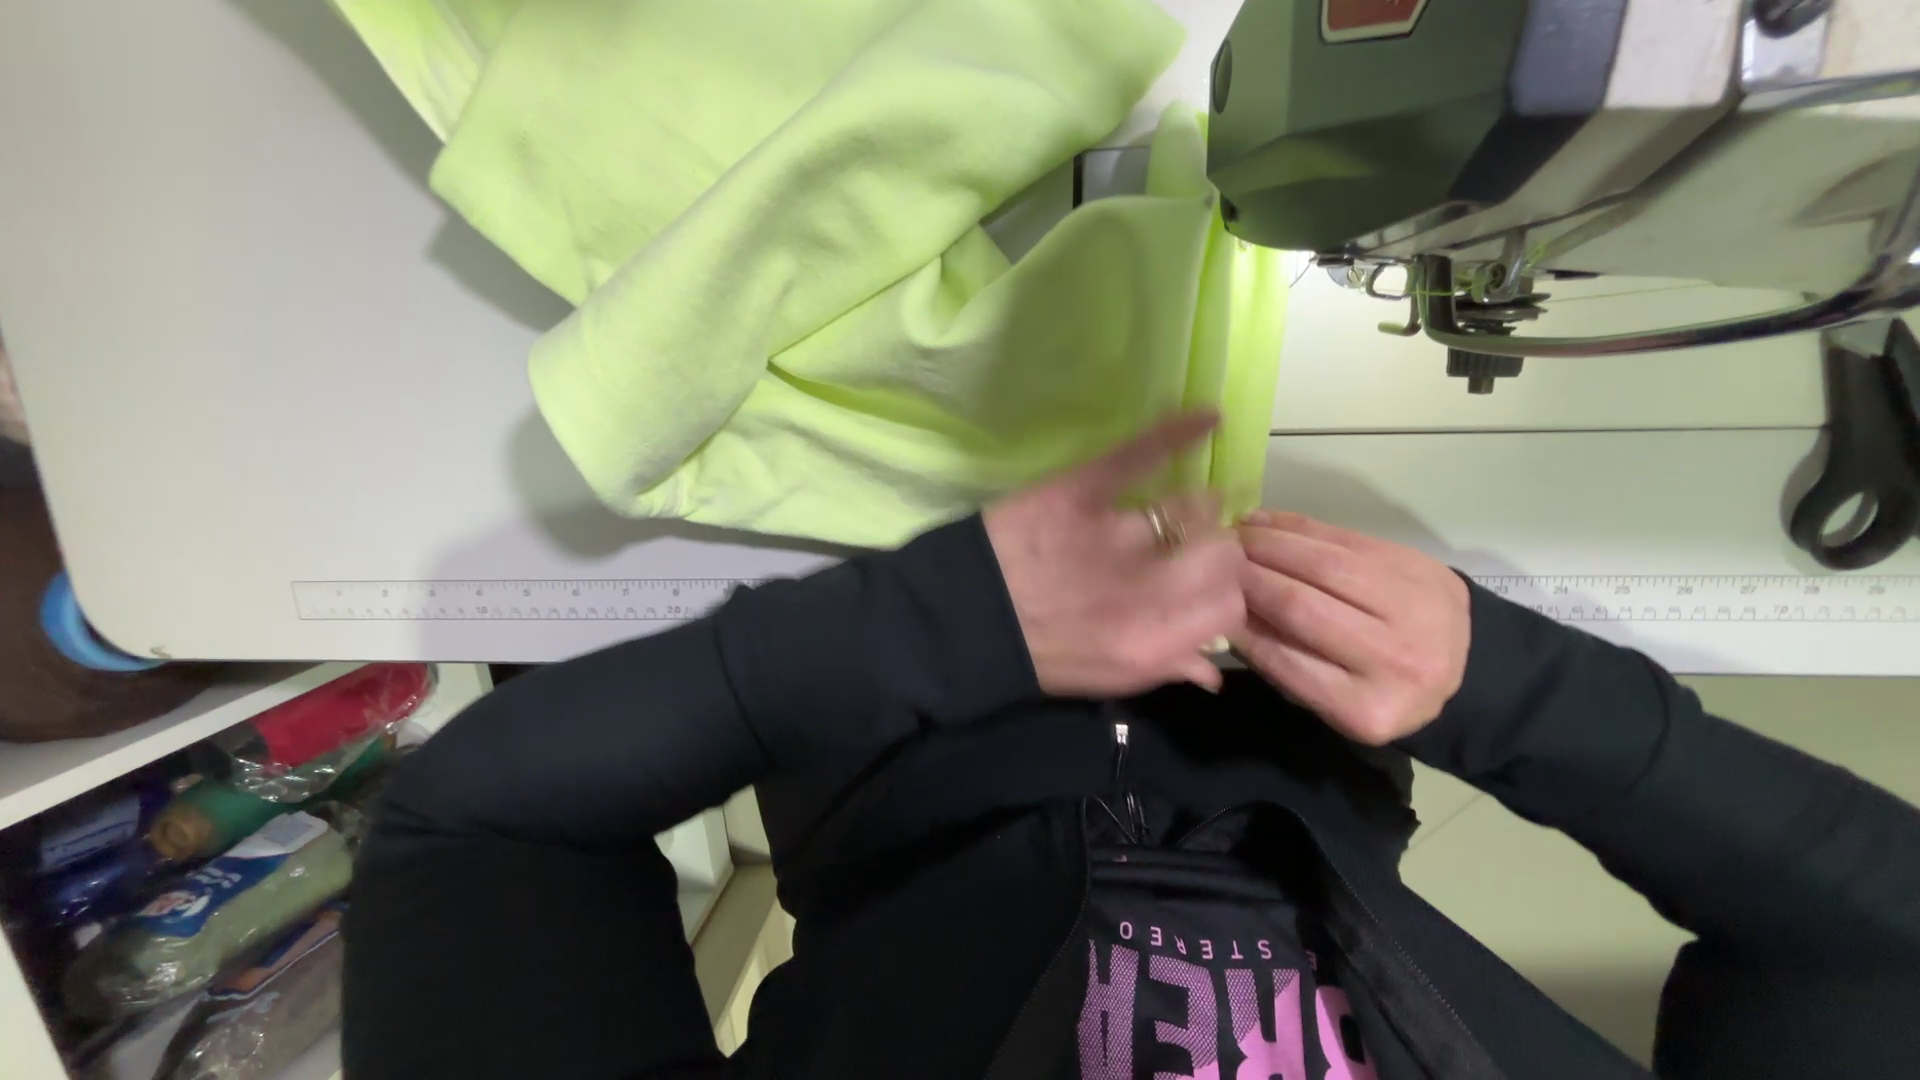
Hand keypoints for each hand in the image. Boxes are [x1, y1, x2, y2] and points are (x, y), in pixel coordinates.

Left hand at [985, 413, 1246, 696]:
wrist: (963, 619)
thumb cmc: (1038, 654)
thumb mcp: (1107, 678)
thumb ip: (1166, 668)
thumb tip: (1212, 669)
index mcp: (1155, 641)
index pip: (1230, 604)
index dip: (1226, 590)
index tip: (1209, 584)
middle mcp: (1148, 590)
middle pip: (1222, 553)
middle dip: (1219, 547)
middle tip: (1198, 544)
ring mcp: (1115, 535)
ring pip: (1193, 508)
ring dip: (1198, 506)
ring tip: (1189, 505)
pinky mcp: (1081, 492)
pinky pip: (1140, 454)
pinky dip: (1176, 432)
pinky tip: (1208, 417)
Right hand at [1232, 511, 1468, 744]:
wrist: (1464, 669)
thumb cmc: (1376, 690)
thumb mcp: (1328, 699)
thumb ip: (1279, 659)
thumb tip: (1224, 613)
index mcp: (1367, 708)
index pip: (1283, 658)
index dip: (1239, 624)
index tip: (1205, 602)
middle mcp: (1396, 659)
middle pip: (1302, 606)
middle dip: (1247, 577)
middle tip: (1210, 561)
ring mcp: (1413, 607)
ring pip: (1324, 564)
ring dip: (1268, 544)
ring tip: (1233, 536)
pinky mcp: (1417, 565)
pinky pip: (1346, 538)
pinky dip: (1297, 526)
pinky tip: (1263, 522)